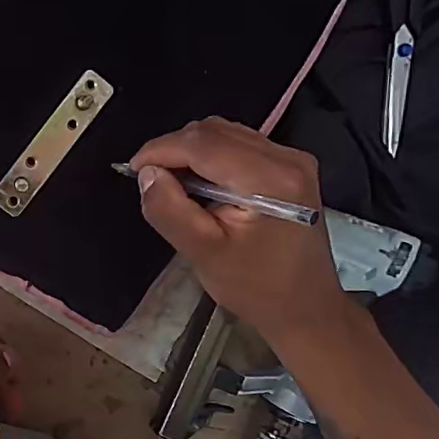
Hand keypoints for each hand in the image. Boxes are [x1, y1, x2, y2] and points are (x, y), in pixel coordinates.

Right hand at [130, 118, 352, 347]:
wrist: (306, 307)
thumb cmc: (256, 288)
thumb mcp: (204, 254)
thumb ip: (170, 210)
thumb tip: (147, 174)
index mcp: (270, 178)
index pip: (203, 143)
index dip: (161, 149)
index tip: (132, 169)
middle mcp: (286, 157)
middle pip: (215, 132)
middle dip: (175, 149)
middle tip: (152, 181)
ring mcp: (293, 159)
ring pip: (226, 134)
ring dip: (192, 152)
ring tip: (173, 185)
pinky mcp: (291, 167)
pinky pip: (240, 146)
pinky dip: (212, 158)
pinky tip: (200, 186)